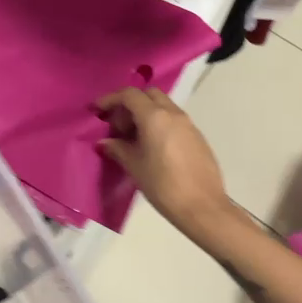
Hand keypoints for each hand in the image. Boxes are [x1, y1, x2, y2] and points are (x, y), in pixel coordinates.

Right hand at [96, 87, 240, 241]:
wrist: (203, 207)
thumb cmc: (163, 185)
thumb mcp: (134, 166)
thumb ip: (118, 149)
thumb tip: (105, 143)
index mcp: (155, 116)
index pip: (129, 95)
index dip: (110, 99)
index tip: (98, 110)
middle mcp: (173, 114)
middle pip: (149, 95)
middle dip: (130, 103)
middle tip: (118, 125)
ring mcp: (189, 125)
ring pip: (163, 106)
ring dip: (146, 113)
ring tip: (133, 137)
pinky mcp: (198, 138)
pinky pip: (174, 120)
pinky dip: (160, 124)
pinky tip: (153, 147)